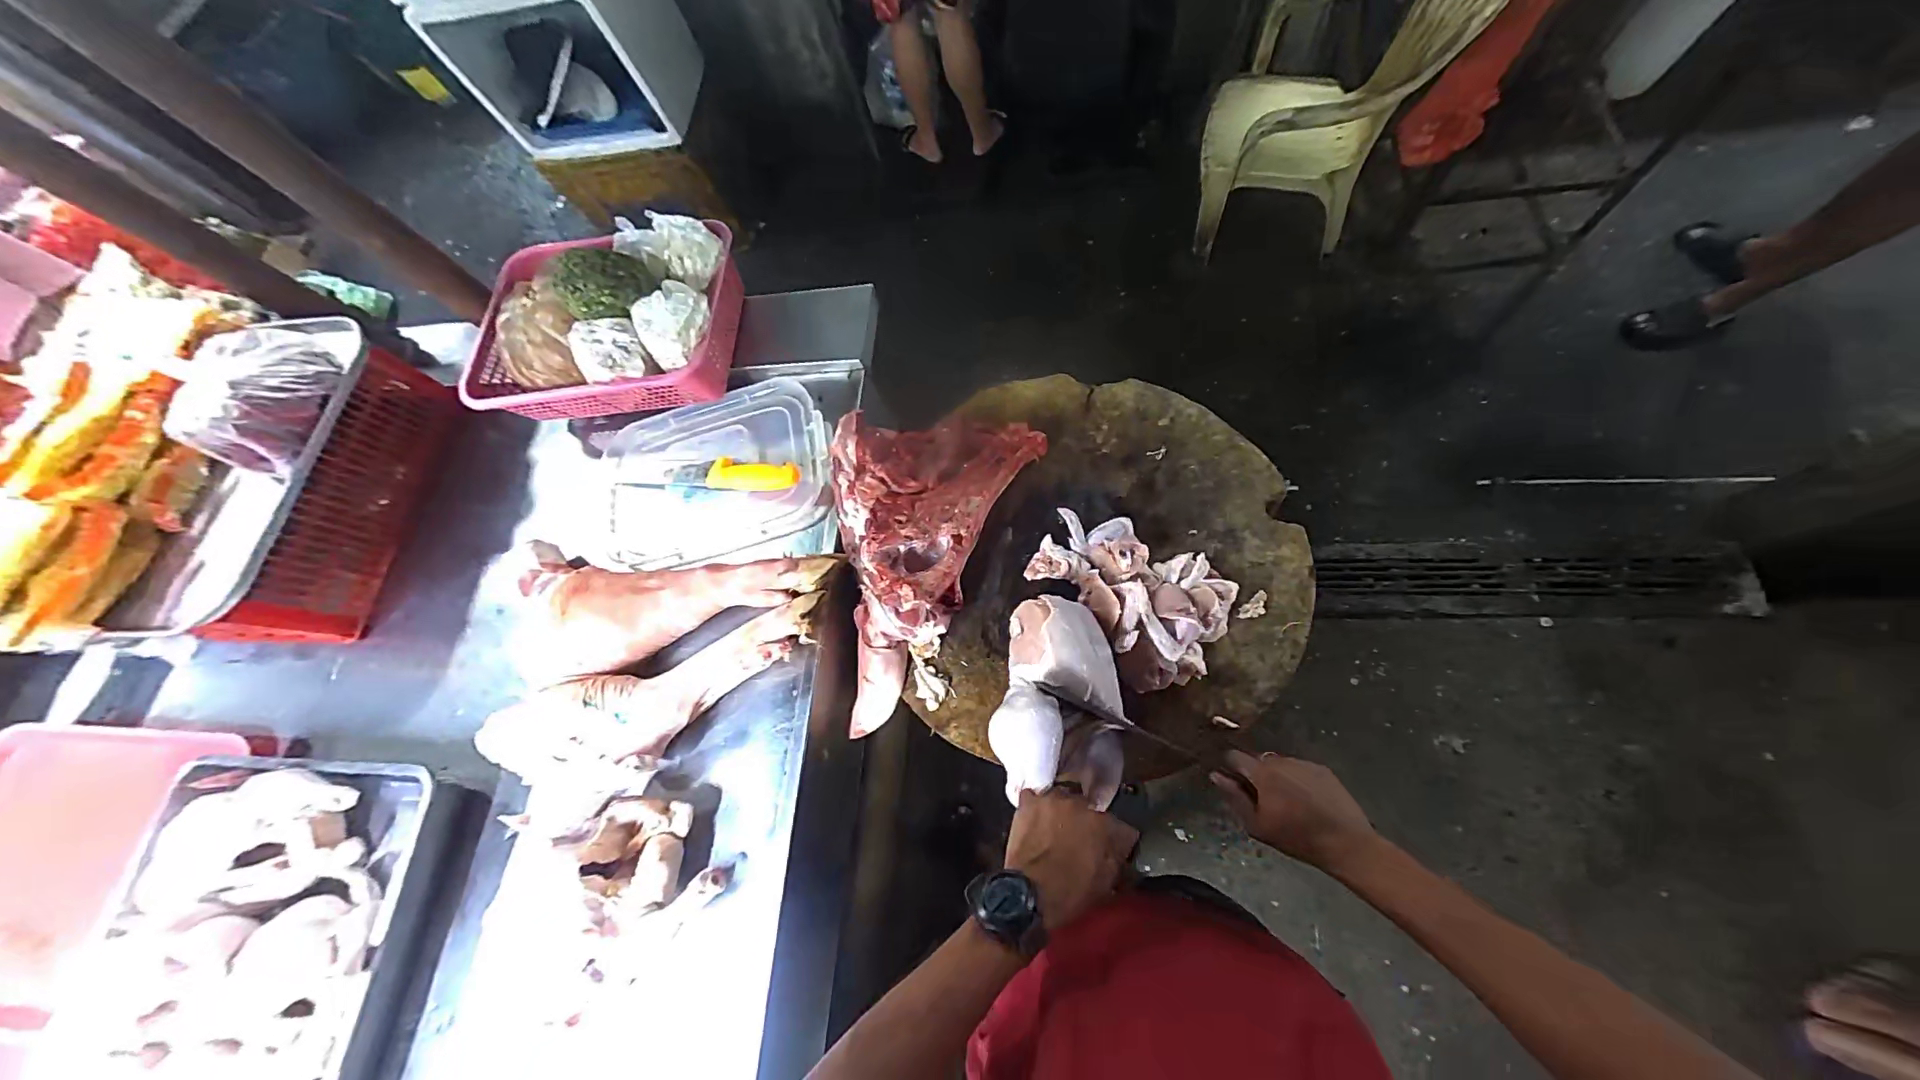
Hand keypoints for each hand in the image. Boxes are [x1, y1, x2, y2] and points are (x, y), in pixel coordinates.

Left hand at [1004, 789, 1137, 929]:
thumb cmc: (1070, 892)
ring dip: (1060, 811)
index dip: (1114, 838)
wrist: (1030, 893)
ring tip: (1053, 829)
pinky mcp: (1029, 802)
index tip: (1109, 848)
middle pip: (1088, 806)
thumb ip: (1117, 857)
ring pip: (1061, 798)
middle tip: (1078, 839)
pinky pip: (1033, 797)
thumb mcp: (1105, 883)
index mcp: (1105, 824)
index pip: (1118, 825)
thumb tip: (1120, 848)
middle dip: (1085, 820)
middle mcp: (1081, 804)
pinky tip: (1033, 819)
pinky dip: (1034, 807)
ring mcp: (1053, 800)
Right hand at [1212, 750, 1378, 872]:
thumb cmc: (1297, 838)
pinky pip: (1300, 769)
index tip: (1234, 783)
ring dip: (1277, 776)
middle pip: (1258, 759)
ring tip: (1288, 801)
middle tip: (1262, 799)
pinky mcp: (1323, 770)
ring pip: (1280, 764)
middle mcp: (1281, 761)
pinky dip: (1297, 779)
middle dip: (1255, 774)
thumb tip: (1216, 775)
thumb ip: (1234, 797)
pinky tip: (1306, 800)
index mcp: (1262, 773)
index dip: (1230, 768)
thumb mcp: (1257, 824)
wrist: (1347, 844)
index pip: (1234, 756)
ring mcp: (1304, 763)